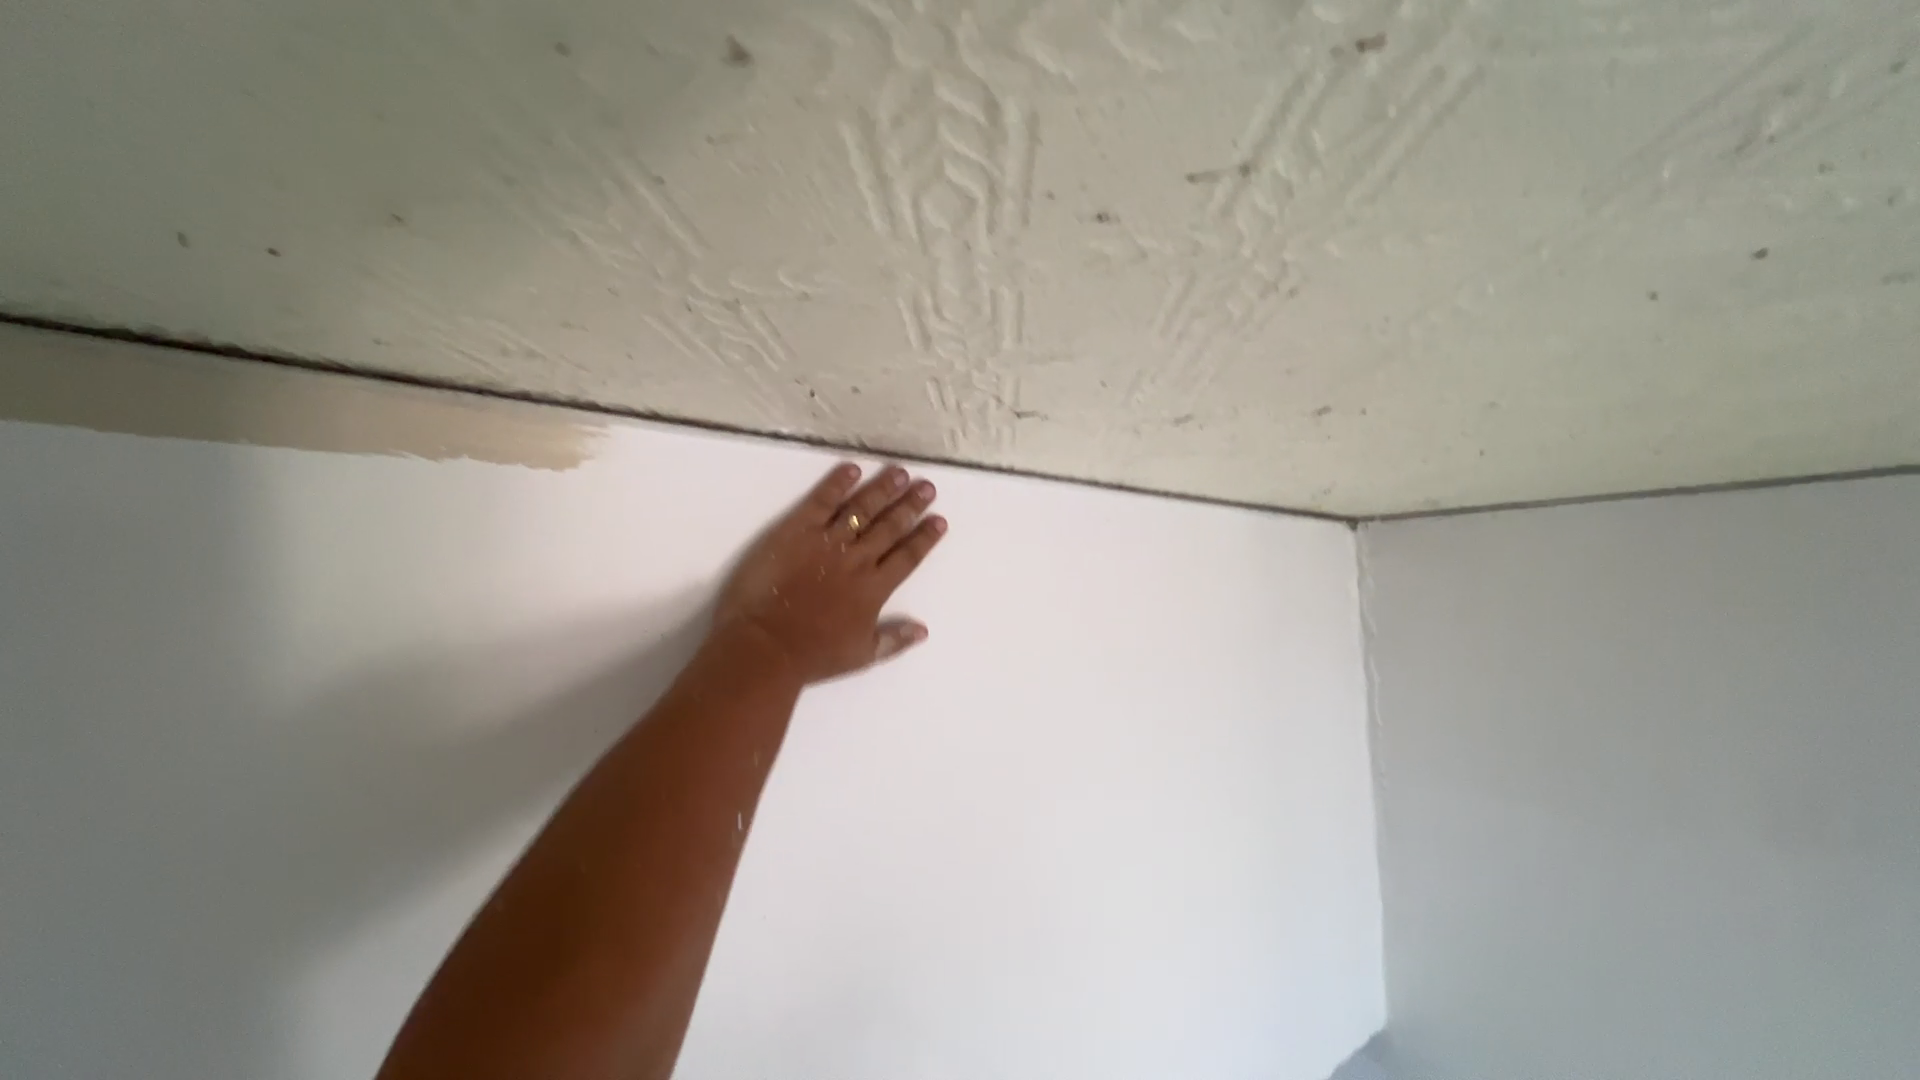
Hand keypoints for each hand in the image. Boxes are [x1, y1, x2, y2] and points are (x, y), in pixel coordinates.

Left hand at [713, 463, 946, 684]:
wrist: (765, 646)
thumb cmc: (812, 657)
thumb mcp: (861, 656)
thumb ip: (893, 640)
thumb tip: (923, 630)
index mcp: (874, 590)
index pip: (907, 557)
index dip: (925, 537)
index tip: (939, 520)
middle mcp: (857, 560)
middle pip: (890, 526)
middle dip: (911, 505)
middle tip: (927, 486)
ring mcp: (827, 542)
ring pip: (862, 509)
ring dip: (883, 489)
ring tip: (899, 472)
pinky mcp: (796, 531)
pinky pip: (821, 500)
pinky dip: (837, 483)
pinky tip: (852, 468)